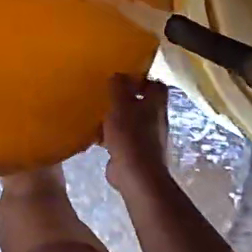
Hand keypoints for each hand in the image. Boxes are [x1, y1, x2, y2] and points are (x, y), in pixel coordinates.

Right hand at [102, 74, 171, 195]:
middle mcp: (155, 121)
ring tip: (97, 115)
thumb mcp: (120, 105)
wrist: (136, 176)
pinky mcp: (136, 154)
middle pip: (142, 104)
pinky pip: (122, 140)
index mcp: (155, 105)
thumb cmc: (130, 136)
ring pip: (131, 122)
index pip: (156, 86)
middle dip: (124, 99)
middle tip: (105, 95)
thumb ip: (118, 87)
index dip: (142, 80)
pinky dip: (110, 138)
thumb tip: (118, 75)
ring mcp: (147, 139)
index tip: (122, 78)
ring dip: (116, 119)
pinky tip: (95, 137)